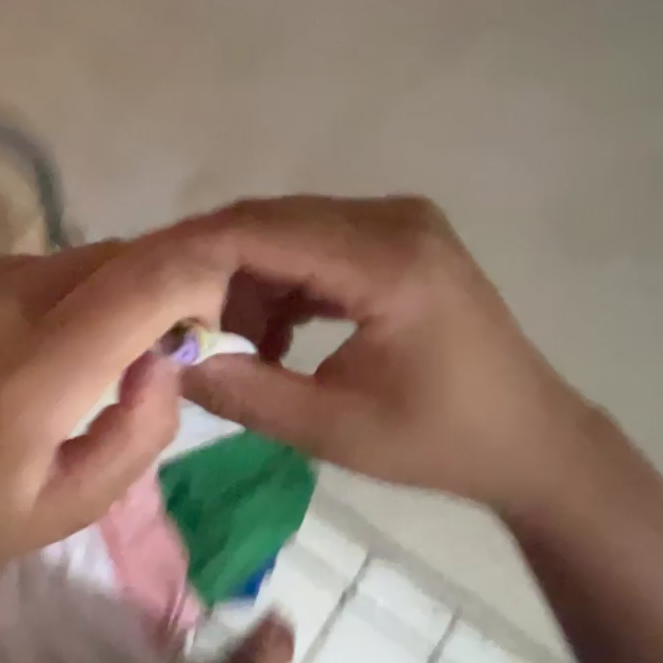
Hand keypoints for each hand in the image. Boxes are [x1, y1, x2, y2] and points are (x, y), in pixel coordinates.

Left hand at [0, 237, 235, 609]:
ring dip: (77, 301)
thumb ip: (140, 429)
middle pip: (105, 258)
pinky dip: (20, 301)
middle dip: (142, 292)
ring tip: (44, 365)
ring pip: (53, 263)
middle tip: (132, 352)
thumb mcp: (70, 507)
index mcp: (27, 377)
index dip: (198, 278)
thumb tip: (166, 355)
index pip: (144, 282)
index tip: (209, 311)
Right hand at [179, 196, 595, 512]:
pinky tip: (268, 339)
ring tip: (223, 348)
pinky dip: (278, 287)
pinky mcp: (397, 241)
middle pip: (268, 222)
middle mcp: (393, 220)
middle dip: (206, 271)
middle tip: (161, 320)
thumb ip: (244, 392)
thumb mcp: (332, 430)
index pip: (259, 232)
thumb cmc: (439, 442)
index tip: (132, 286)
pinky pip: (313, 247)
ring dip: (242, 283)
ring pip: (285, 233)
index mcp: (387, 261)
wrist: (529, 440)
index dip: (187, 254)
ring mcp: (399, 225)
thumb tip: (163, 360)